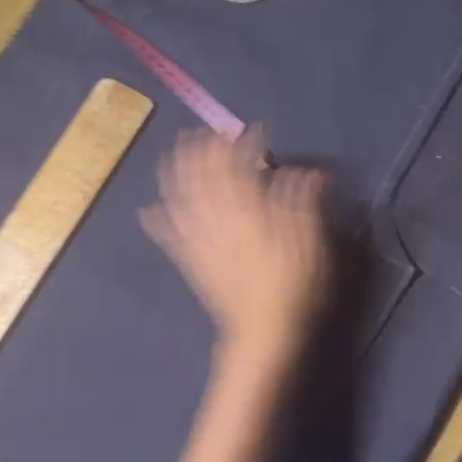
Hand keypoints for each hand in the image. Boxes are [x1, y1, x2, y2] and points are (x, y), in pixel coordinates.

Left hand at [140, 130, 330, 355]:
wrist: (263, 333)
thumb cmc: (295, 288)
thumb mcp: (311, 244)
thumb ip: (304, 203)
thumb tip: (307, 171)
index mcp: (250, 210)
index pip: (242, 166)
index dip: (246, 143)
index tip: (253, 129)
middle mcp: (219, 218)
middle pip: (205, 175)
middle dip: (205, 149)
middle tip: (207, 131)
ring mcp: (201, 240)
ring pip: (181, 197)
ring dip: (177, 171)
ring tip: (174, 151)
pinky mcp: (192, 261)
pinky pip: (169, 235)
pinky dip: (158, 219)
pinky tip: (149, 208)